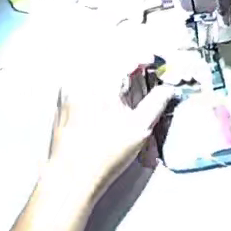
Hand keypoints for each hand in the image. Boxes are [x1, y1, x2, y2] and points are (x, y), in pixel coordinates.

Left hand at [39, 65, 177, 206]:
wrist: (71, 174)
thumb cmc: (107, 154)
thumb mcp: (139, 128)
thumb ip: (156, 102)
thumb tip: (168, 88)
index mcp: (104, 83)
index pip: (127, 57)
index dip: (143, 56)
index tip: (152, 61)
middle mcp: (84, 79)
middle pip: (109, 59)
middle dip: (127, 62)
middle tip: (140, 71)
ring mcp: (70, 87)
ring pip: (94, 67)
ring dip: (111, 70)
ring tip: (124, 84)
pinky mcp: (62, 98)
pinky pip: (80, 79)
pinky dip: (95, 80)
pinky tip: (104, 96)